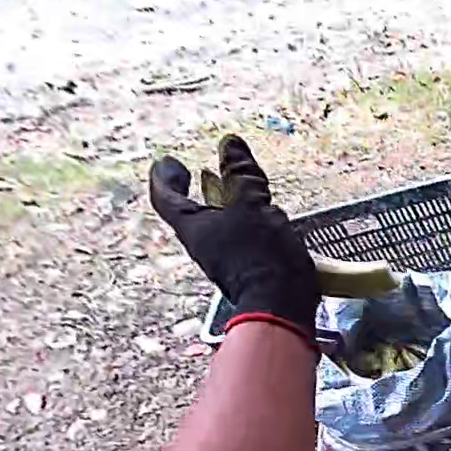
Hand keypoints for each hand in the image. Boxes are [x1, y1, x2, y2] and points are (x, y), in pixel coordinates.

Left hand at [148, 134, 319, 344]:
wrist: (284, 306)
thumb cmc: (262, 257)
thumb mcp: (252, 205)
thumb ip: (241, 174)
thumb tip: (230, 144)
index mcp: (194, 228)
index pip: (166, 197)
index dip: (165, 177)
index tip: (170, 163)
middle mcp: (207, 247)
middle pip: (197, 214)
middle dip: (206, 193)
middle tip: (212, 176)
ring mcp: (229, 264)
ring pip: (224, 230)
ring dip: (233, 212)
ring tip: (249, 198)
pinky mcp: (253, 275)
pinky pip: (247, 245)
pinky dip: (253, 230)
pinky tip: (271, 226)